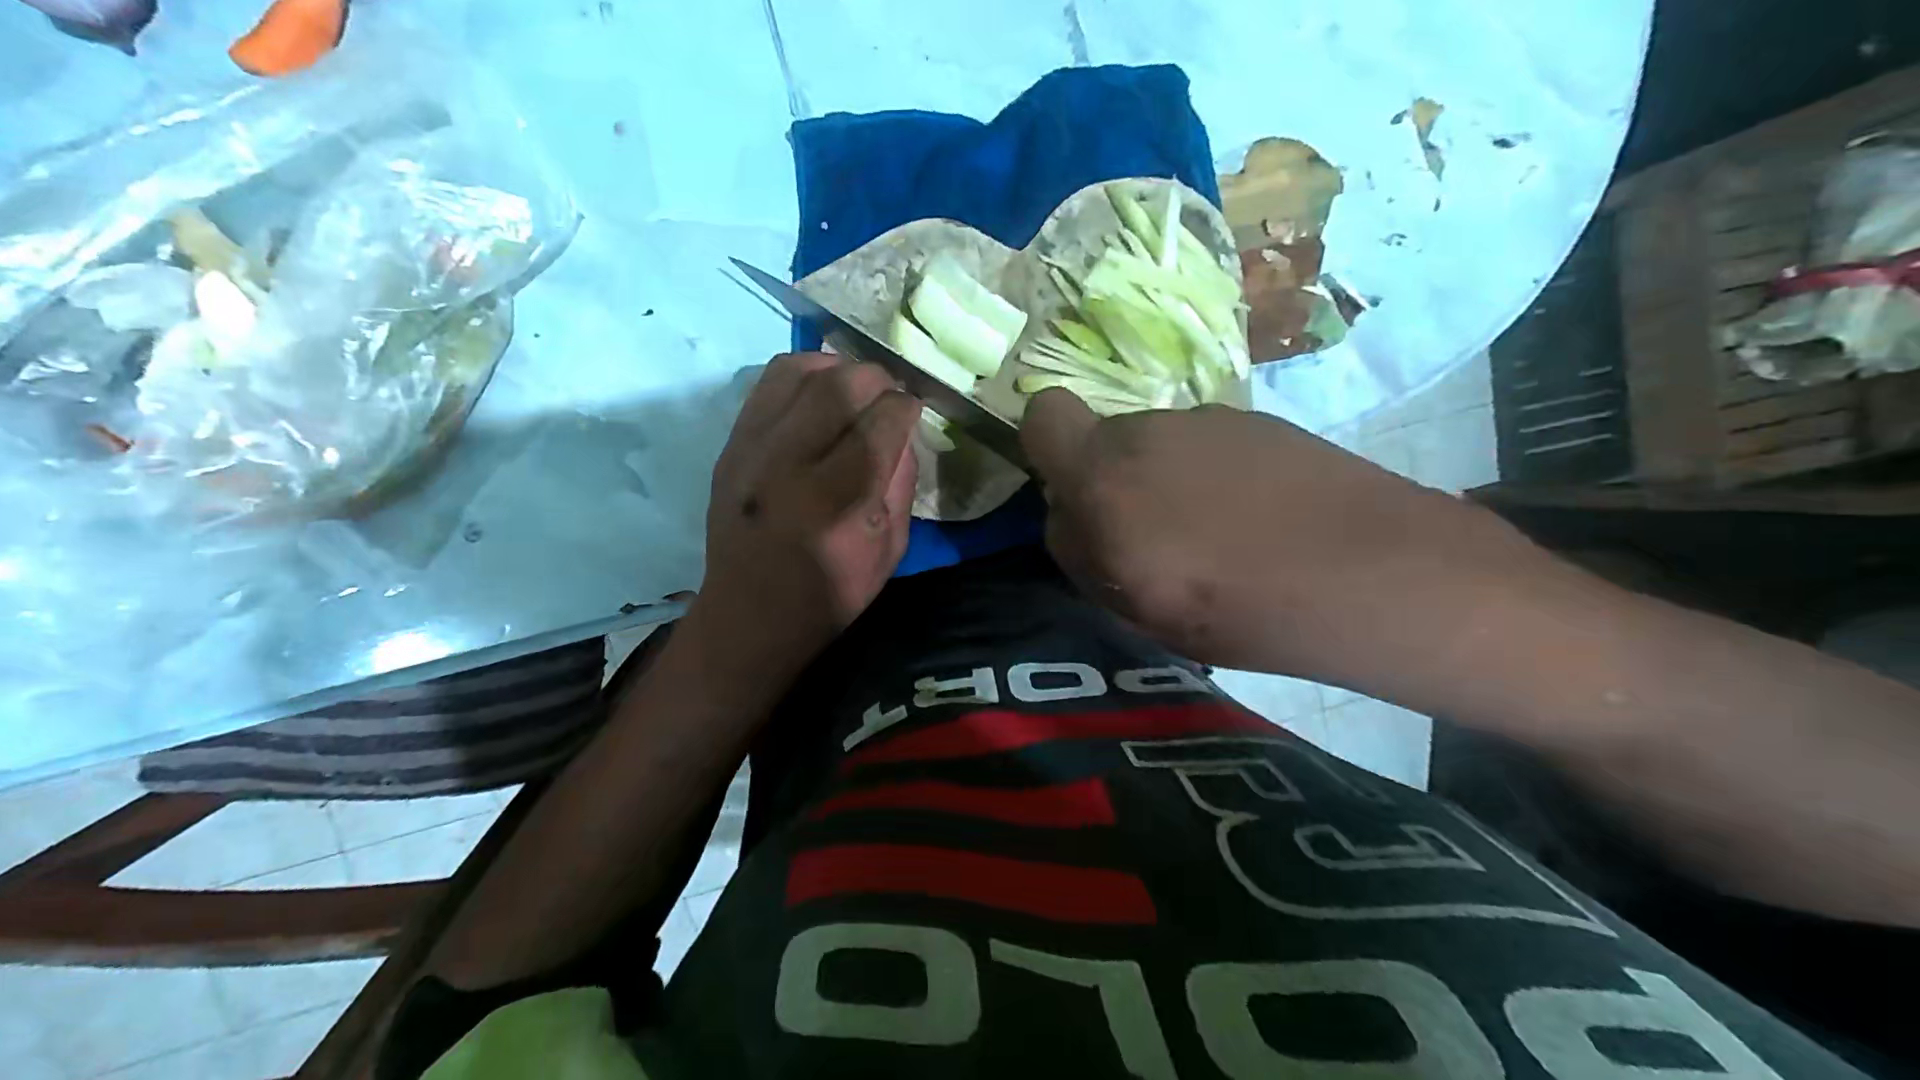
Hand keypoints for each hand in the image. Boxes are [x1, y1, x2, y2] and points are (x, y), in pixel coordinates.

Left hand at [689, 352, 919, 673]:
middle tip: (890, 394)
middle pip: (838, 386)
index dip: (906, 407)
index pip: (878, 425)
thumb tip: (902, 429)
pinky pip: (767, 384)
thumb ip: (901, 483)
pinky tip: (819, 394)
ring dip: (837, 368)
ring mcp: (749, 450)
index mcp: (832, 502)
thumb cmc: (829, 594)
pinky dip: (802, 376)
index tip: (914, 409)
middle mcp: (785, 466)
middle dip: (876, 379)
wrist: (749, 615)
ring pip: (797, 371)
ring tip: (854, 388)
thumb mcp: (889, 550)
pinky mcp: (730, 445)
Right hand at [1019, 388, 1552, 681]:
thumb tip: (1067, 513)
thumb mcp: (1135, 607)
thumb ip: (1081, 551)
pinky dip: (1212, 476)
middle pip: (1103, 441)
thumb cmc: (1241, 611)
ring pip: (1157, 445)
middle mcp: (1149, 432)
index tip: (1073, 497)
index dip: (1046, 448)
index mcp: (1105, 477)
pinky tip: (1255, 522)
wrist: (1378, 575)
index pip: (1043, 416)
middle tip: (1152, 542)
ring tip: (1214, 539)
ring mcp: (1210, 420)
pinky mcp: (1260, 421)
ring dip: (1164, 482)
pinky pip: (1206, 445)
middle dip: (1110, 483)